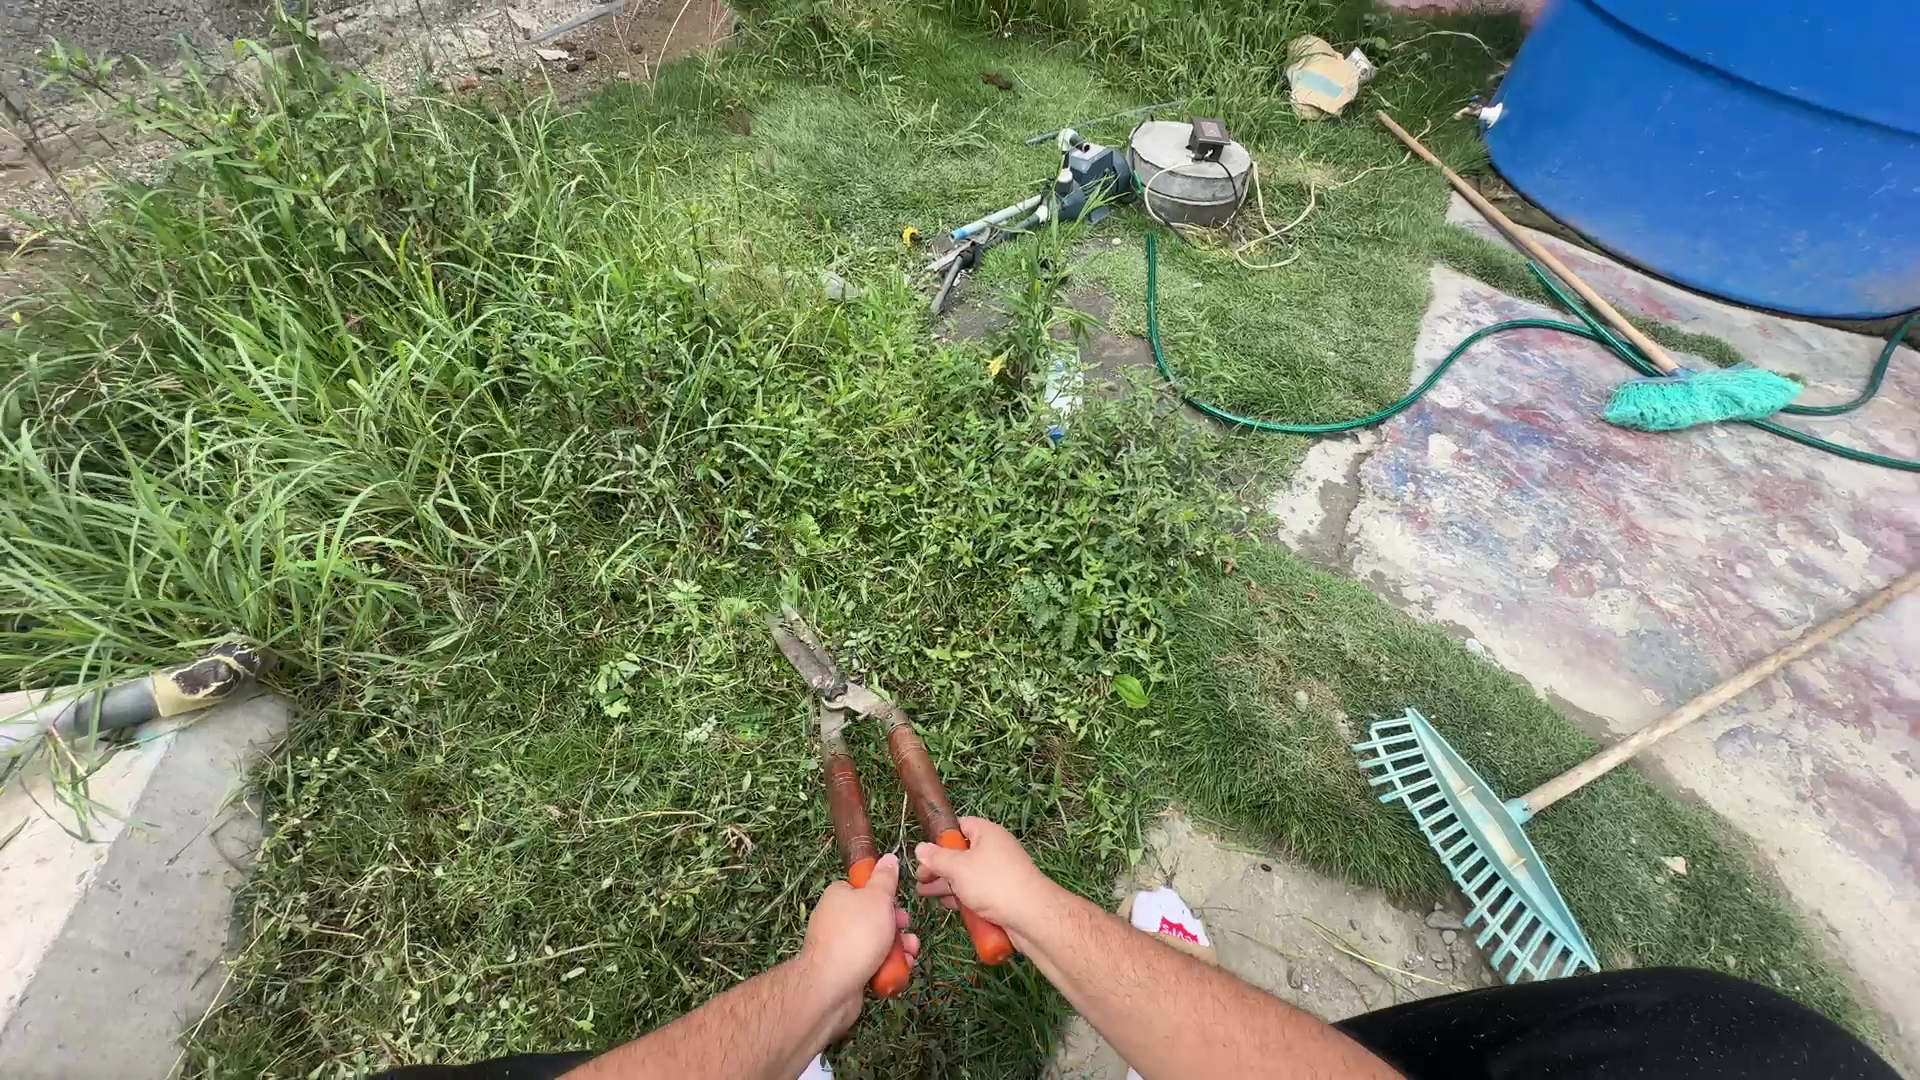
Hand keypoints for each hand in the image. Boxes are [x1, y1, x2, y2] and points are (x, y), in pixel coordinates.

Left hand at [797, 854, 918, 1029]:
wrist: (831, 988)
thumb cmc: (857, 935)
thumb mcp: (877, 898)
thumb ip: (886, 878)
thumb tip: (889, 858)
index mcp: (839, 895)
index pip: (865, 889)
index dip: (886, 897)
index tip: (898, 907)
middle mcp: (836, 918)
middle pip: (874, 917)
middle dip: (897, 926)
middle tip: (907, 932)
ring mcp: (839, 946)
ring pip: (876, 941)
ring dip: (898, 947)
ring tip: (910, 955)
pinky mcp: (844, 970)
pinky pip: (870, 962)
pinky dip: (886, 965)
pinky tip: (900, 970)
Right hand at [913, 817, 1061, 944]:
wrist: (1031, 916)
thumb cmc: (993, 883)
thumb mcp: (959, 867)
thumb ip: (937, 858)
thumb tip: (920, 848)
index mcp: (986, 833)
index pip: (960, 826)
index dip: (941, 837)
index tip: (924, 852)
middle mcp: (993, 849)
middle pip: (960, 853)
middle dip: (938, 866)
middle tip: (919, 878)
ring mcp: (998, 872)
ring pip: (966, 875)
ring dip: (945, 883)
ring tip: (924, 893)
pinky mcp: (1001, 894)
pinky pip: (976, 891)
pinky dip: (961, 896)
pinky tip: (946, 904)